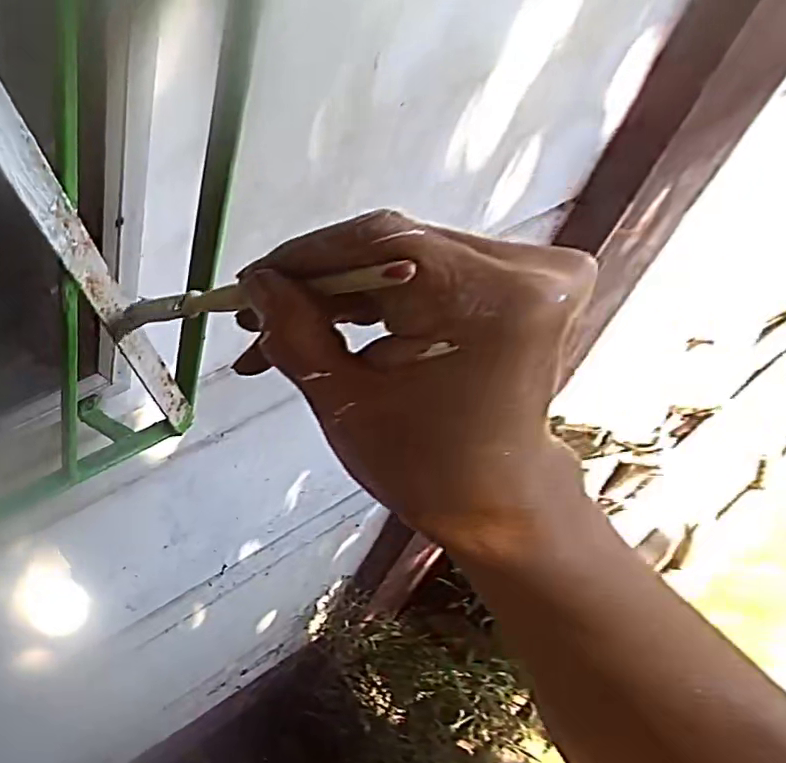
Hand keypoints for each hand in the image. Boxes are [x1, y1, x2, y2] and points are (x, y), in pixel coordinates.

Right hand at [232, 210, 598, 556]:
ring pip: (402, 261)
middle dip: (313, 281)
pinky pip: (425, 275)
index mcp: (490, 304)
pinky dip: (371, 300)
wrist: (490, 493)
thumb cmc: (423, 464)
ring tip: (280, 328)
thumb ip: (295, 333)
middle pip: (393, 249)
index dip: (304, 257)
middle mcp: (529, 273)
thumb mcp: (343, 401)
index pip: (382, 246)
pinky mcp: (520, 283)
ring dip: (335, 294)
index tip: (252, 281)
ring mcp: (533, 273)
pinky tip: (324, 323)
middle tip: (256, 310)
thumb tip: (258, 286)